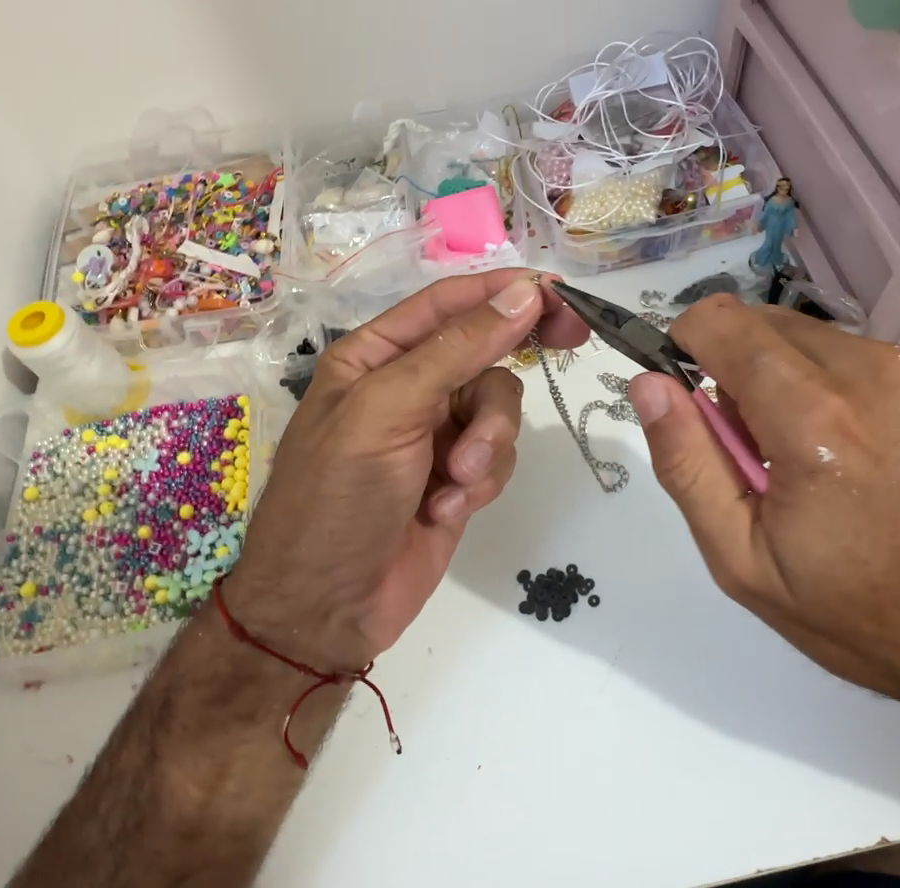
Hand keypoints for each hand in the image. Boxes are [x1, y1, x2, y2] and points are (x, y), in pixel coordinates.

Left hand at [227, 270, 587, 671]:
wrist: (326, 607)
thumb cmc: (338, 495)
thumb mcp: (390, 410)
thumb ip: (458, 349)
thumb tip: (523, 292)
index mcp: (374, 357)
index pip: (448, 304)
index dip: (503, 291)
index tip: (560, 292)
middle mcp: (407, 388)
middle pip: (484, 356)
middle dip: (505, 374)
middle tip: (573, 340)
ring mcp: (434, 436)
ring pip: (498, 410)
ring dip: (488, 443)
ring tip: (459, 480)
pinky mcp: (457, 479)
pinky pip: (497, 458)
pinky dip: (482, 482)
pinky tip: (447, 510)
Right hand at [627, 296, 899, 714]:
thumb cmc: (866, 614)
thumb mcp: (746, 562)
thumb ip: (687, 463)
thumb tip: (649, 384)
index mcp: (814, 415)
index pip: (721, 321)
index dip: (691, 343)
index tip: (698, 386)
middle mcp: (881, 369)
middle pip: (775, 326)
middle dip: (752, 372)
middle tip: (773, 447)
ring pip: (834, 343)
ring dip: (815, 383)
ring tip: (845, 459)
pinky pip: (894, 358)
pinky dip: (875, 392)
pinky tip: (899, 454)